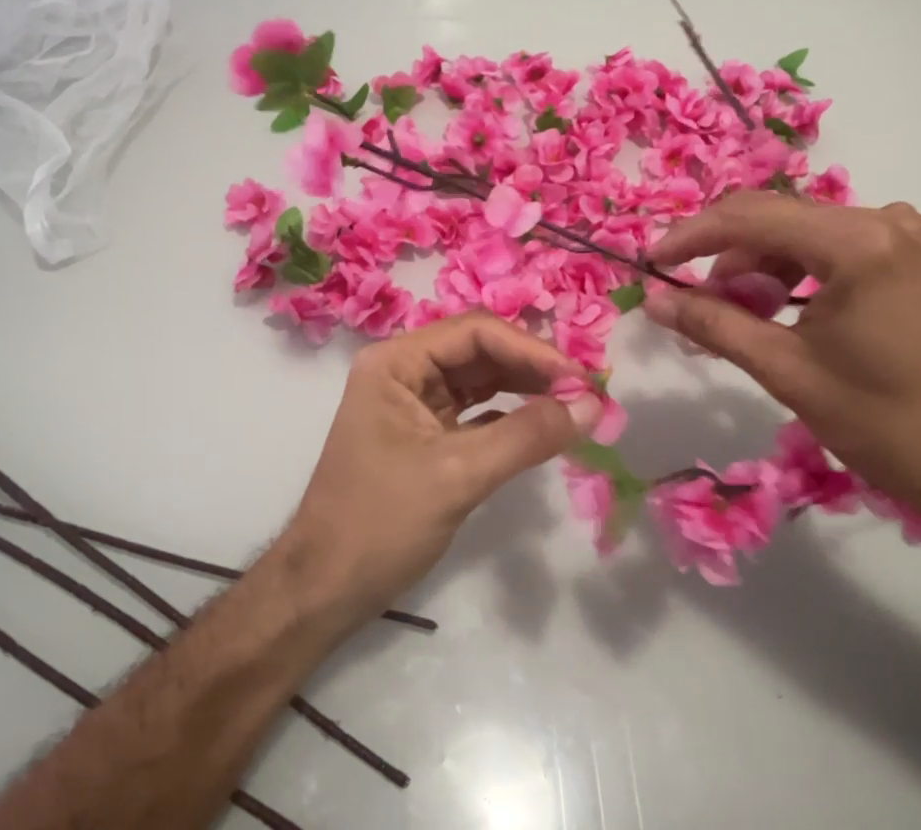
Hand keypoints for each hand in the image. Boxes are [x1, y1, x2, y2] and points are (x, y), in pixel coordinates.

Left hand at [272, 312, 600, 625]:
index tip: (581, 379)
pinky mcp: (425, 437)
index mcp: (396, 363)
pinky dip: (511, 417)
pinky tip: (544, 426)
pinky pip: (476, 413)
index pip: (476, 332)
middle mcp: (403, 372)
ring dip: (526, 389)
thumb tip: (594, 404)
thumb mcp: (459, 475)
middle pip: (480, 350)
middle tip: (586, 392)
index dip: (532, 350)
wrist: (327, 587)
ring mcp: (413, 405)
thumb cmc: (382, 522)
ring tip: (574, 405)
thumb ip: (528, 436)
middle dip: (533, 367)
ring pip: (481, 381)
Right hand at [645, 192, 920, 549]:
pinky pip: (844, 256)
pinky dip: (804, 280)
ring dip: (765, 272)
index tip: (649, 266)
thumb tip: (652, 299)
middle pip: (781, 224)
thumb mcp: (789, 372)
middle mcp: (889, 222)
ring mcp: (913, 241)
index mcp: (859, 241)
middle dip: (729, 262)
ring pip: (811, 240)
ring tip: (738, 321)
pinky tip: (785, 317)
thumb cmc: (890, 424)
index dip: (691, 238)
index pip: (751, 216)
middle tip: (694, 310)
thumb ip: (715, 325)